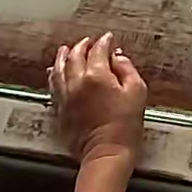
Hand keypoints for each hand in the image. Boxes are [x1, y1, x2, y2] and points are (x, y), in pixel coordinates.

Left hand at [48, 32, 147, 171]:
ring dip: (64, 57)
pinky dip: (55, 74)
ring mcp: (66, 96)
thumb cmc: (125, 124)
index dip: (104, 42)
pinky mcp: (60, 109)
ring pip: (60, 69)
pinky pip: (54, 85)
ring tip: (66, 50)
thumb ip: (127, 69)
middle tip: (89, 42)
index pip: (98, 51)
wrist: (106, 152)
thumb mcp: (137, 91)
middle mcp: (77, 82)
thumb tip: (118, 57)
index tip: (109, 38)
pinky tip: (55, 71)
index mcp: (97, 75)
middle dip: (83, 46)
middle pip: (76, 56)